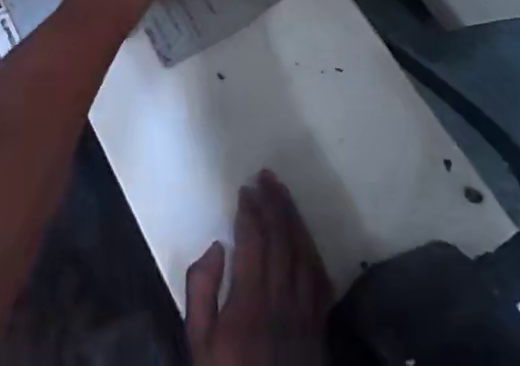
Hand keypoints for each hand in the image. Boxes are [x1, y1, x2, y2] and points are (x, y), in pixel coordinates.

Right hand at [185, 170, 333, 365]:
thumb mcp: (198, 342)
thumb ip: (201, 290)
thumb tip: (216, 247)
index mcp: (250, 301)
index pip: (254, 241)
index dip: (250, 211)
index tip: (244, 190)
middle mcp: (282, 299)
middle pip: (282, 239)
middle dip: (274, 203)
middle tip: (265, 176)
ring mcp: (305, 312)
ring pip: (304, 252)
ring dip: (294, 218)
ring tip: (283, 192)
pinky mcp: (319, 325)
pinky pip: (321, 278)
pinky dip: (313, 250)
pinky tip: (305, 237)